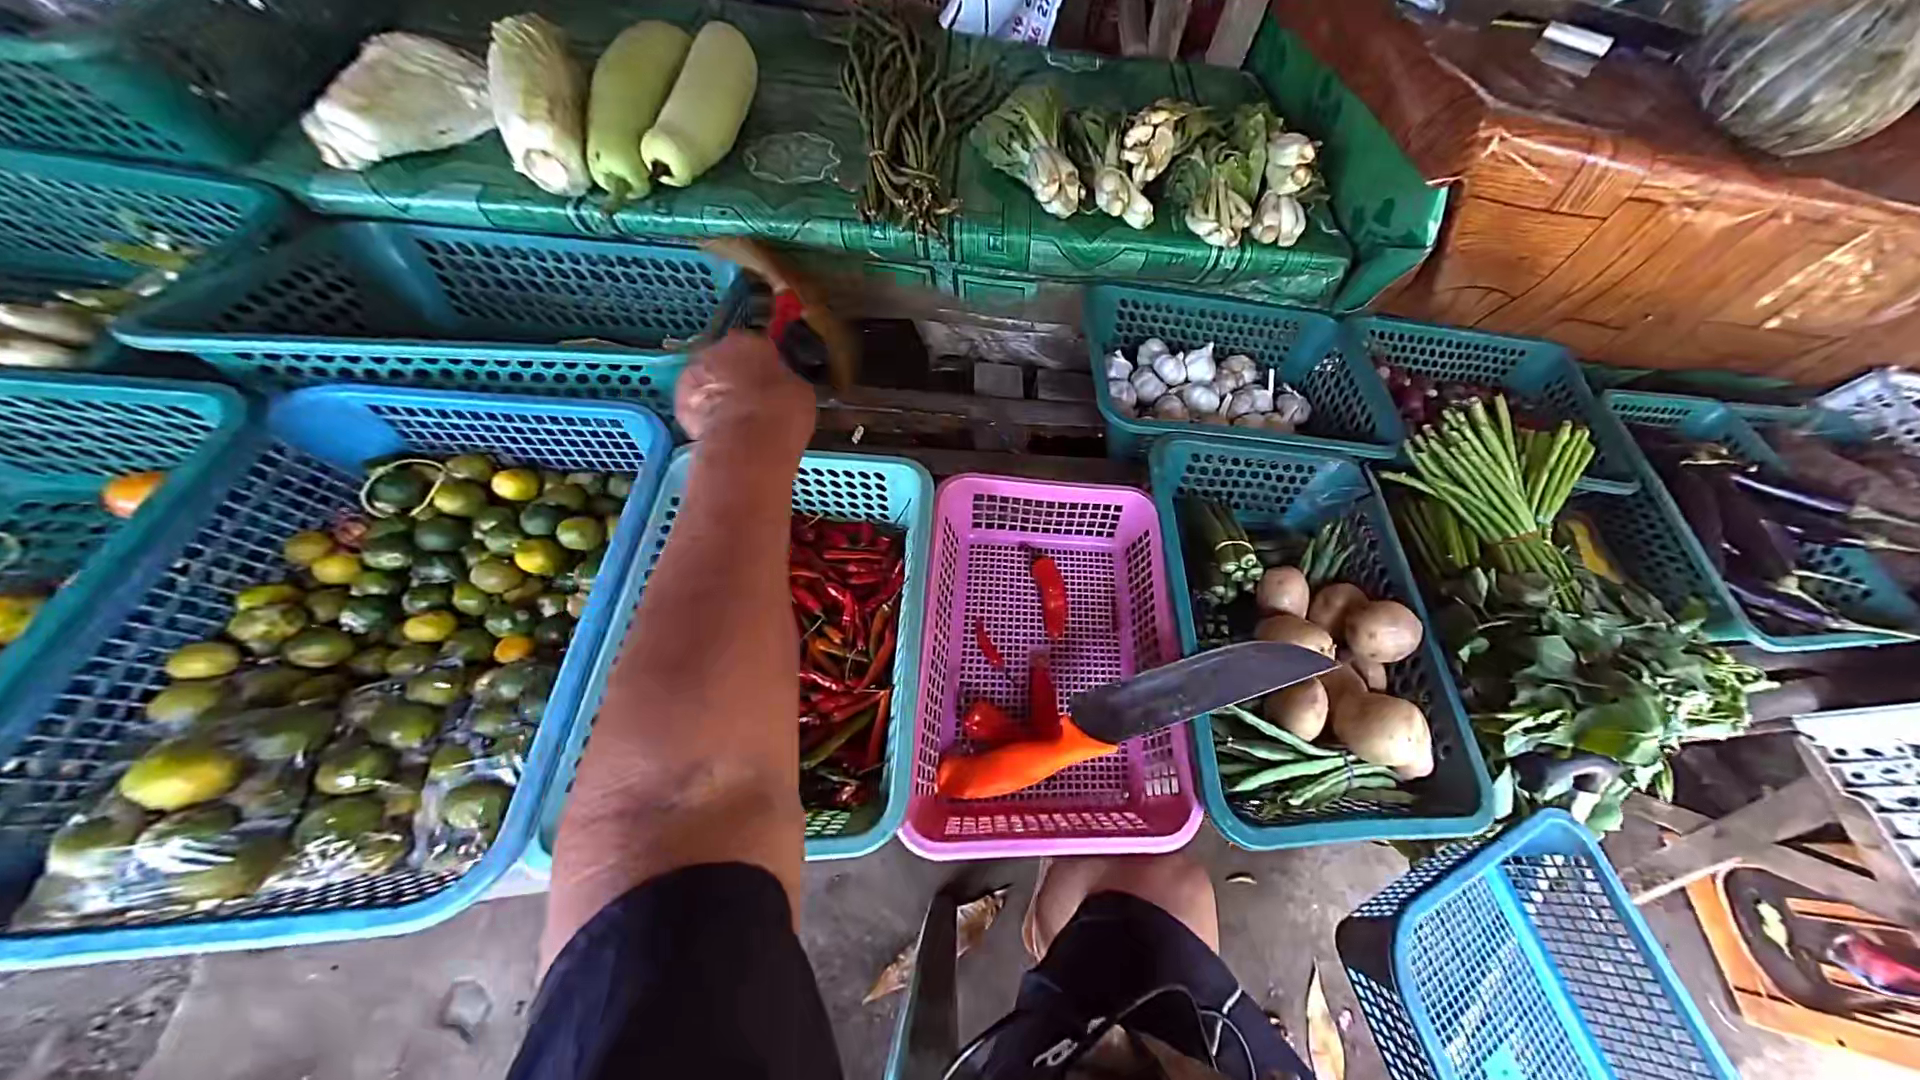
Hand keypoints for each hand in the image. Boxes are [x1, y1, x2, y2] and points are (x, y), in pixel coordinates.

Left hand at [674, 330, 815, 449]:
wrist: (746, 445)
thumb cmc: (782, 413)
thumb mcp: (800, 391)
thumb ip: (785, 379)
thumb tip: (781, 382)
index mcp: (751, 341)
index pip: (759, 346)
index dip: (766, 365)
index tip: (773, 382)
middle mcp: (718, 349)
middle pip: (728, 359)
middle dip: (738, 374)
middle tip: (753, 399)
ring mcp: (694, 374)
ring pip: (709, 379)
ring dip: (718, 392)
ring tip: (734, 418)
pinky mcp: (680, 402)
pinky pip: (696, 403)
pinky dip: (704, 413)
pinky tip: (719, 430)